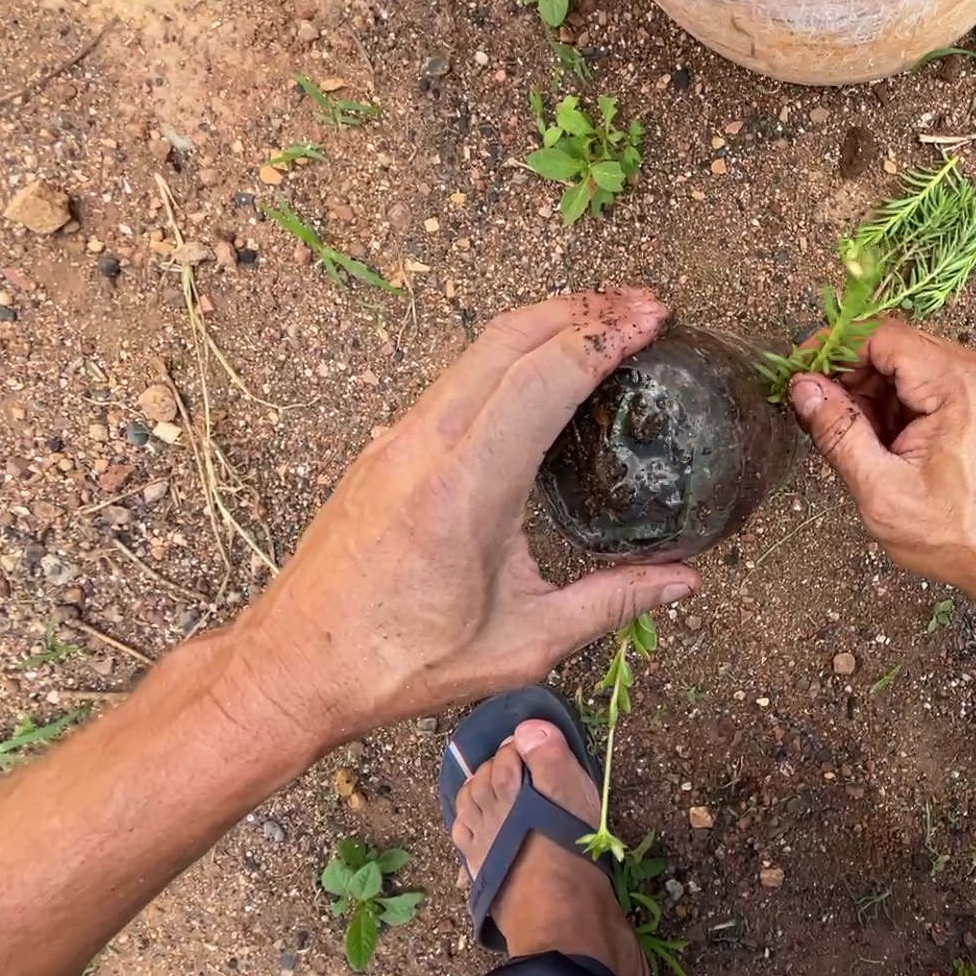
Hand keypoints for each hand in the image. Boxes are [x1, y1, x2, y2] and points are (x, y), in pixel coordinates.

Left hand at [224, 287, 700, 747]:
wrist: (287, 669)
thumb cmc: (403, 661)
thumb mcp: (524, 641)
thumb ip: (613, 601)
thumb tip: (687, 581)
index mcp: (463, 489)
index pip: (540, 381)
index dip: (602, 339)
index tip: (652, 321)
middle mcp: (425, 444)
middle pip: (508, 336)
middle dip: (584, 307)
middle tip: (646, 305)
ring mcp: (400, 436)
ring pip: (481, 346)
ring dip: (550, 319)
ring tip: (609, 318)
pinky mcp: (392, 443)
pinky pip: (461, 372)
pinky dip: (516, 348)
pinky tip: (549, 363)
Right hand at [786, 321, 975, 604]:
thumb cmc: (955, 534)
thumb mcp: (882, 490)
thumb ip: (839, 432)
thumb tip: (802, 386)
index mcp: (957, 385)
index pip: (882, 336)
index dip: (834, 349)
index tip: (801, 376)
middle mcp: (975, 371)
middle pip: (893, 345)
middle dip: (851, 376)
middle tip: (823, 416)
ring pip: (905, 363)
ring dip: (871, 392)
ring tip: (858, 440)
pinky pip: (923, 381)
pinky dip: (894, 403)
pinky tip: (884, 442)